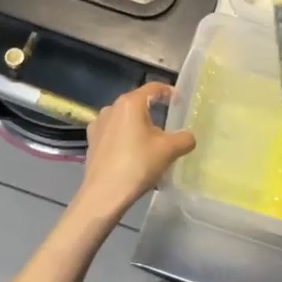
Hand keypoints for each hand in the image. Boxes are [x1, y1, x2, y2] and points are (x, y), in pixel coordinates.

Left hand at [75, 83, 196, 217]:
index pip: (153, 88)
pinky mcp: (91, 141)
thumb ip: (185, 139)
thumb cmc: (138, 165)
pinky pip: (113, 133)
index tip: (179, 102)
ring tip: (150, 145)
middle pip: (138, 104)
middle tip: (168, 128)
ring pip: (124, 119)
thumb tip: (189, 137)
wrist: (104, 194)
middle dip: (154, 113)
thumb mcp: (169, 151)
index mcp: (130, 103)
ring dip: (138, 127)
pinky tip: (131, 154)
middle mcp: (111, 108)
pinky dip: (125, 138)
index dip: (169, 92)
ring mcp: (98, 124)